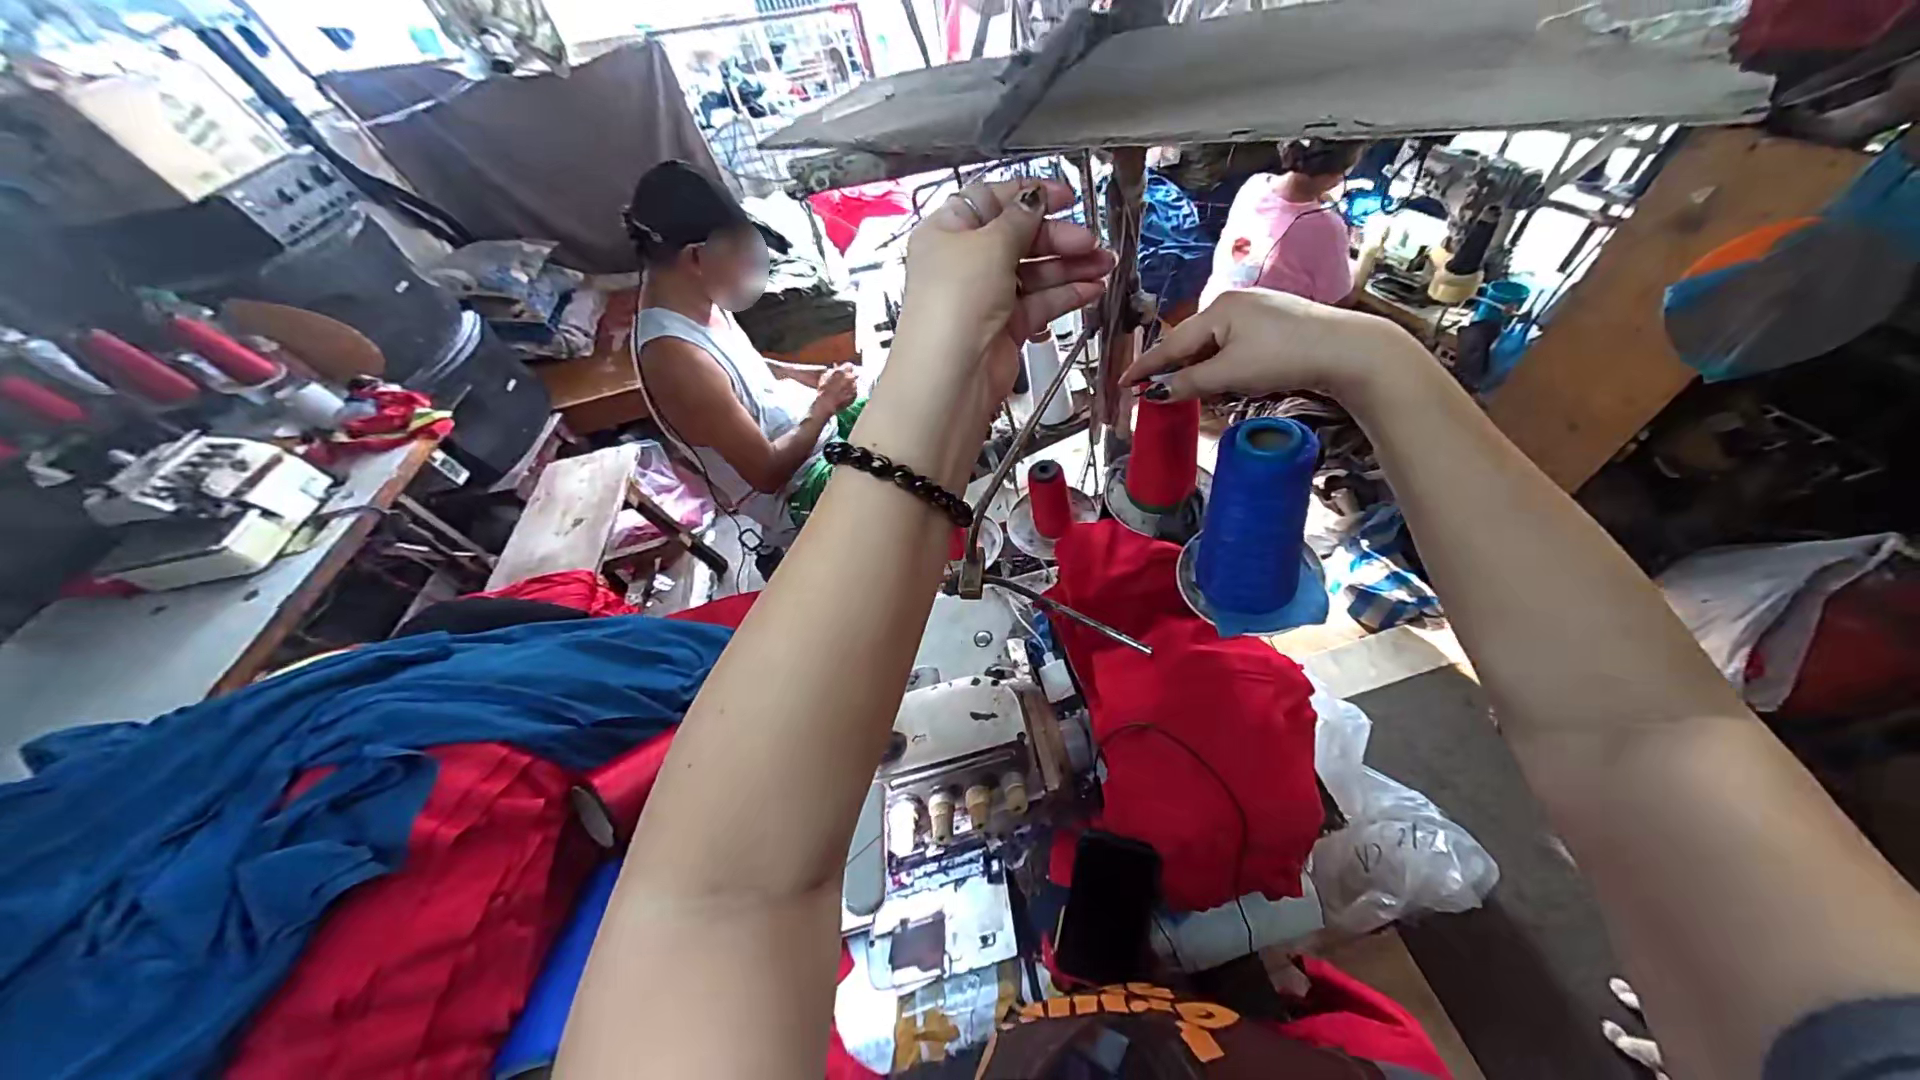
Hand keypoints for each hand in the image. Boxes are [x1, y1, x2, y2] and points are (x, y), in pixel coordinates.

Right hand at [809, 365, 857, 420]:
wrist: (826, 404)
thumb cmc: (823, 389)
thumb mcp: (824, 377)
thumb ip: (832, 371)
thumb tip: (836, 366)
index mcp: (842, 372)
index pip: (849, 365)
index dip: (847, 368)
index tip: (845, 370)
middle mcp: (850, 378)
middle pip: (855, 373)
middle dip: (851, 375)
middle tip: (846, 379)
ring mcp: (853, 387)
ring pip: (855, 383)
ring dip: (851, 384)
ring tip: (844, 389)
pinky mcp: (855, 395)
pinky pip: (855, 391)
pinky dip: (851, 392)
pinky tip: (845, 395)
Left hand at [887, 178, 1112, 427]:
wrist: (952, 374)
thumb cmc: (957, 301)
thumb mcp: (989, 245)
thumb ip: (1018, 219)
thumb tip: (1034, 199)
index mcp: (948, 232)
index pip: (992, 200)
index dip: (1029, 195)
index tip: (1066, 196)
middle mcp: (965, 263)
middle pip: (1019, 238)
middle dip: (1058, 237)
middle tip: (1090, 241)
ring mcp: (986, 297)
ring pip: (1034, 273)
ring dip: (1070, 267)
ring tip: (1104, 264)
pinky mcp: (1006, 327)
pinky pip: (1040, 303)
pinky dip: (1066, 295)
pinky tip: (1092, 288)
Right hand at [1120, 289, 1424, 407]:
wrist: (1349, 350)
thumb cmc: (1284, 357)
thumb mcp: (1229, 374)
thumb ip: (1188, 383)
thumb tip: (1155, 393)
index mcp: (1217, 309)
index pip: (1170, 343)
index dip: (1145, 366)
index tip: (1122, 382)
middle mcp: (1232, 303)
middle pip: (1191, 343)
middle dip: (1176, 369)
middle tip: (1159, 393)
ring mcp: (1255, 311)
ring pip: (1213, 346)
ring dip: (1202, 371)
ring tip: (1200, 391)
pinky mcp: (1273, 323)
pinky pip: (1232, 346)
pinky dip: (1223, 365)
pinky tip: (1230, 379)